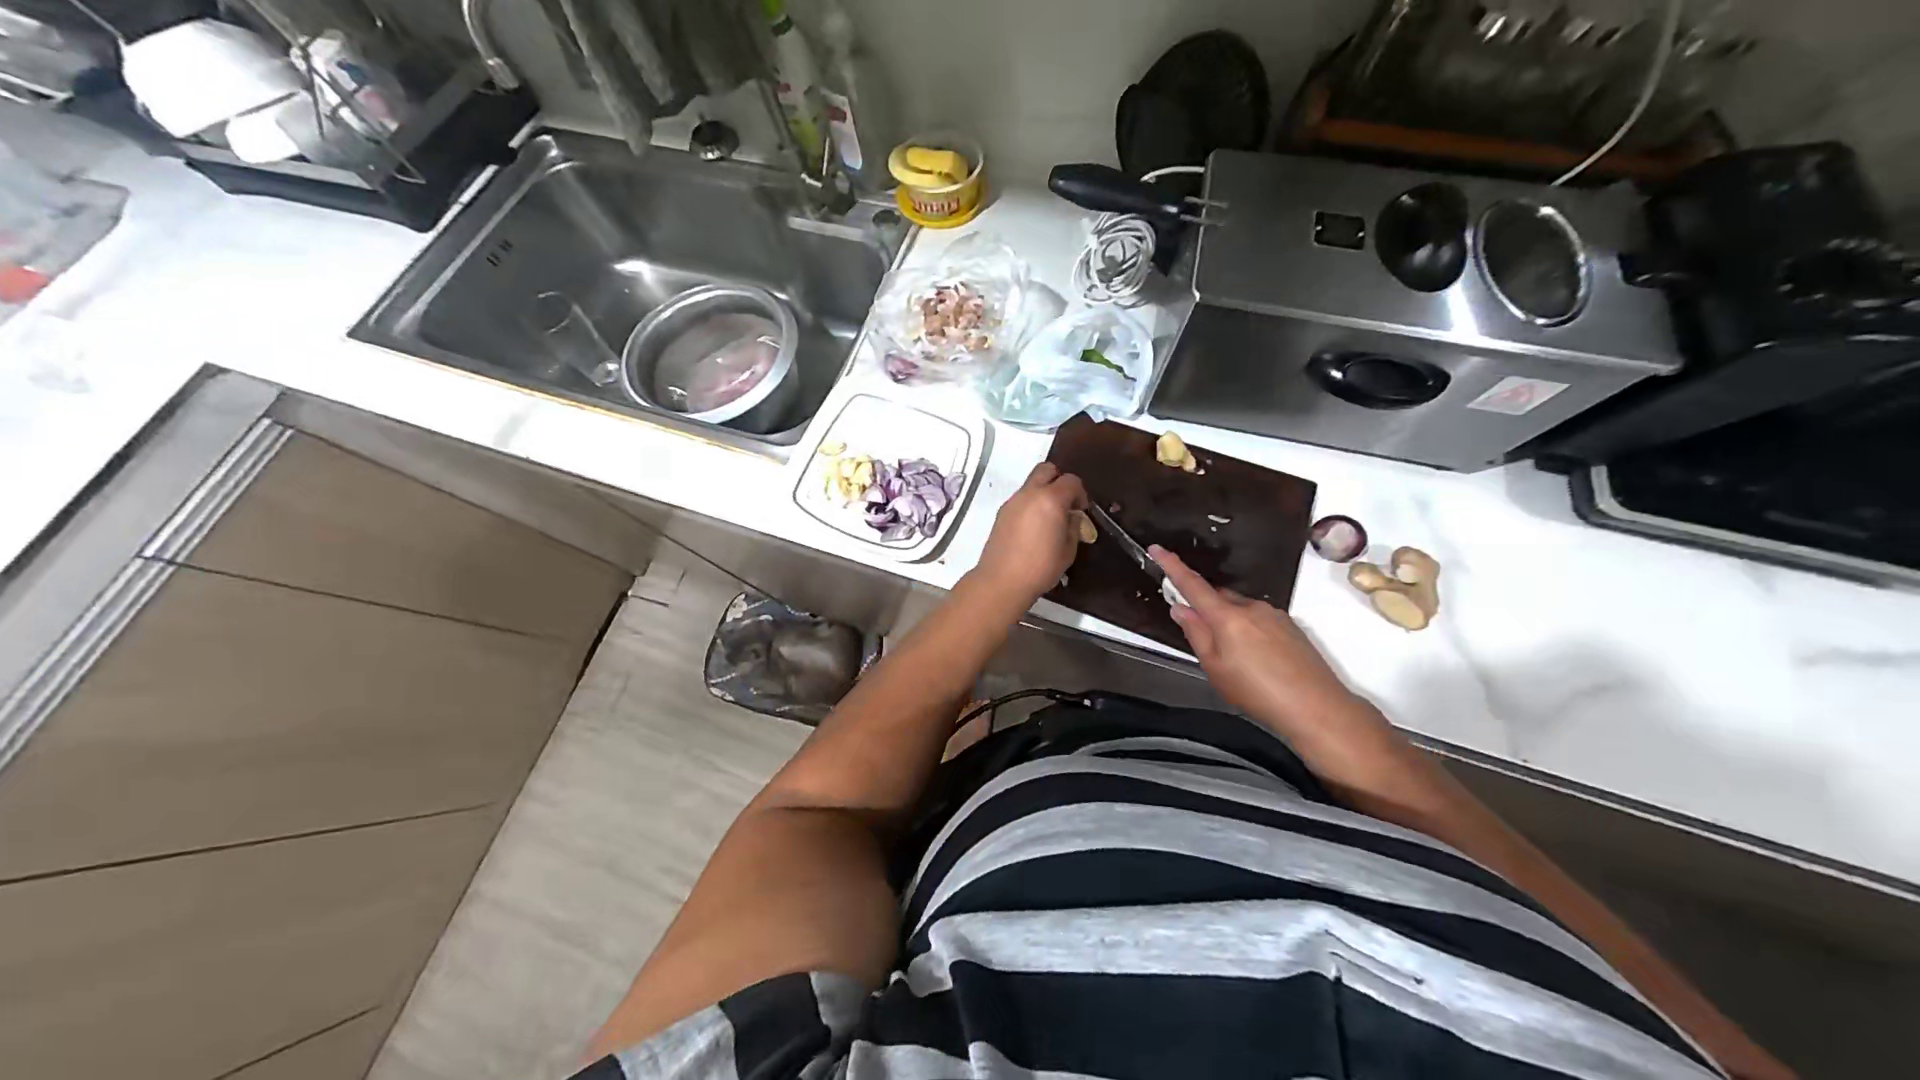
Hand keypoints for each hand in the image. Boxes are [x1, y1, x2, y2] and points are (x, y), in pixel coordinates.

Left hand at [971, 463, 1087, 605]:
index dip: (1080, 493)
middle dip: (1059, 481)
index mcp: (1050, 499)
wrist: (1002, 581)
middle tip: (1064, 504)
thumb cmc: (1041, 567)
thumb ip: (1073, 526)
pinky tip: (1033, 528)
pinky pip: (1020, 499)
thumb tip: (1073, 516)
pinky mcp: (1001, 513)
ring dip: (1042, 493)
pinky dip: (1030, 504)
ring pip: (1031, 484)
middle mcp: (1030, 493)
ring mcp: (1013, 502)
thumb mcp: (1068, 550)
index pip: (1071, 481)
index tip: (1081, 510)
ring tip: (1048, 519)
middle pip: (1046, 470)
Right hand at [1151, 545, 1362, 734]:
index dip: (1172, 566)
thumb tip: (1181, 609)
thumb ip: (1196, 634)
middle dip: (1206, 610)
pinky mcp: (1290, 626)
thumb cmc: (1260, 692)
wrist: (1316, 706)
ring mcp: (1274, 615)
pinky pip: (1259, 619)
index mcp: (1228, 617)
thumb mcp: (1215, 668)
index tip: (1158, 549)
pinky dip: (1249, 632)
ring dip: (1229, 625)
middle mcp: (1252, 608)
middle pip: (1218, 597)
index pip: (1193, 584)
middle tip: (1203, 640)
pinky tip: (1255, 660)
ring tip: (1234, 661)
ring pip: (1239, 609)